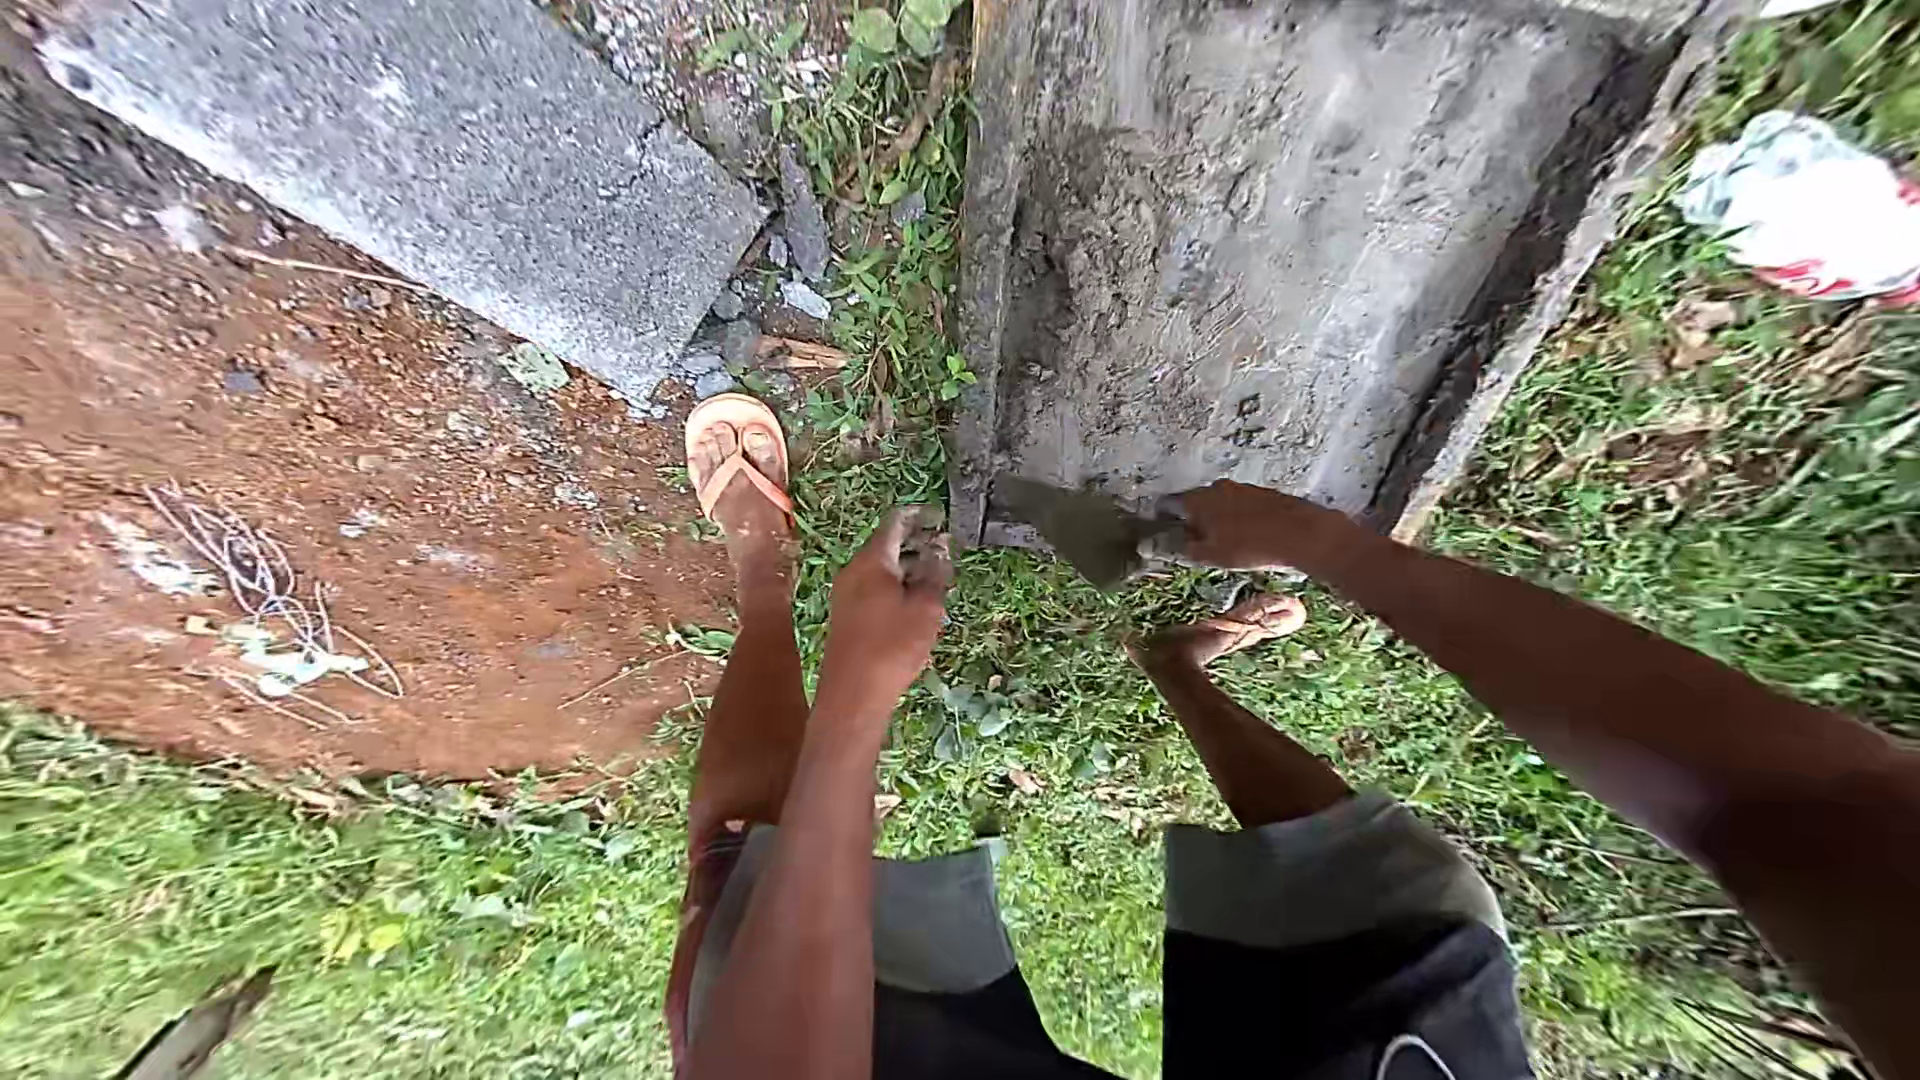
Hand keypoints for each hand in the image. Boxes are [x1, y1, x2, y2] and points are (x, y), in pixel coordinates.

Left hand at [816, 507, 952, 712]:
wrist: (853, 695)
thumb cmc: (893, 646)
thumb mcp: (925, 608)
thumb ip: (935, 573)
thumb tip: (941, 547)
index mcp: (872, 561)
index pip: (895, 522)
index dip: (920, 516)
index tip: (941, 518)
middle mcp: (853, 570)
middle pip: (886, 544)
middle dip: (916, 543)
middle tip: (945, 549)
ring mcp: (846, 593)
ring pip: (880, 568)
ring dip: (907, 566)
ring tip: (936, 576)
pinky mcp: (845, 615)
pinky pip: (873, 587)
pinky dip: (895, 585)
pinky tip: (914, 602)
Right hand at [1174, 479, 1335, 569]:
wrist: (1303, 534)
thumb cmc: (1249, 546)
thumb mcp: (1208, 555)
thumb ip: (1182, 548)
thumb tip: (1161, 545)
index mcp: (1197, 499)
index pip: (1168, 505)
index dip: (1164, 522)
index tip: (1169, 536)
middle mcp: (1217, 487)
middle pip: (1196, 503)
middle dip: (1194, 521)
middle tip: (1199, 544)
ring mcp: (1243, 487)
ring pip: (1221, 503)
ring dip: (1219, 519)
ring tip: (1227, 543)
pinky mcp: (1265, 493)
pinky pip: (1242, 505)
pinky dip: (1240, 519)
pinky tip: (1249, 537)